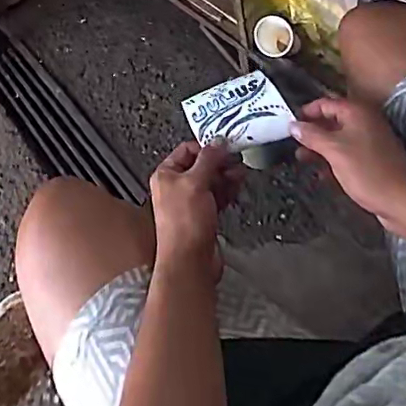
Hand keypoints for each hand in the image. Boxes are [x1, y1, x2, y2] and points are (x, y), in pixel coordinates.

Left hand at [148, 142, 244, 280]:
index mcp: (166, 175)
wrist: (190, 263)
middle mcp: (175, 188)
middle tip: (235, 159)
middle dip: (219, 162)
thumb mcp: (196, 182)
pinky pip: (215, 197)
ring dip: (225, 175)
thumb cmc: (184, 226)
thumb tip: (216, 143)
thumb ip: (208, 160)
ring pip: (210, 181)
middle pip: (200, 165)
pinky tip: (236, 187)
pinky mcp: (202, 216)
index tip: (223, 145)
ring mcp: (189, 203)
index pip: (186, 150)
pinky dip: (226, 190)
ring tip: (240, 172)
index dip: (205, 147)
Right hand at [291, 97, 405, 229]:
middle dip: (311, 131)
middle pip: (331, 120)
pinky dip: (333, 160)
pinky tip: (321, 174)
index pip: (325, 103)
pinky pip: (347, 154)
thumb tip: (293, 125)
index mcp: (357, 112)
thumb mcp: (334, 150)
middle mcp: (364, 122)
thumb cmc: (368, 171)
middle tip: (293, 143)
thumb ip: (312, 135)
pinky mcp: (373, 161)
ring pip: (338, 139)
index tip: (290, 123)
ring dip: (320, 148)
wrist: (404, 202)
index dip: (306, 112)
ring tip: (302, 159)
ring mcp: (370, 142)